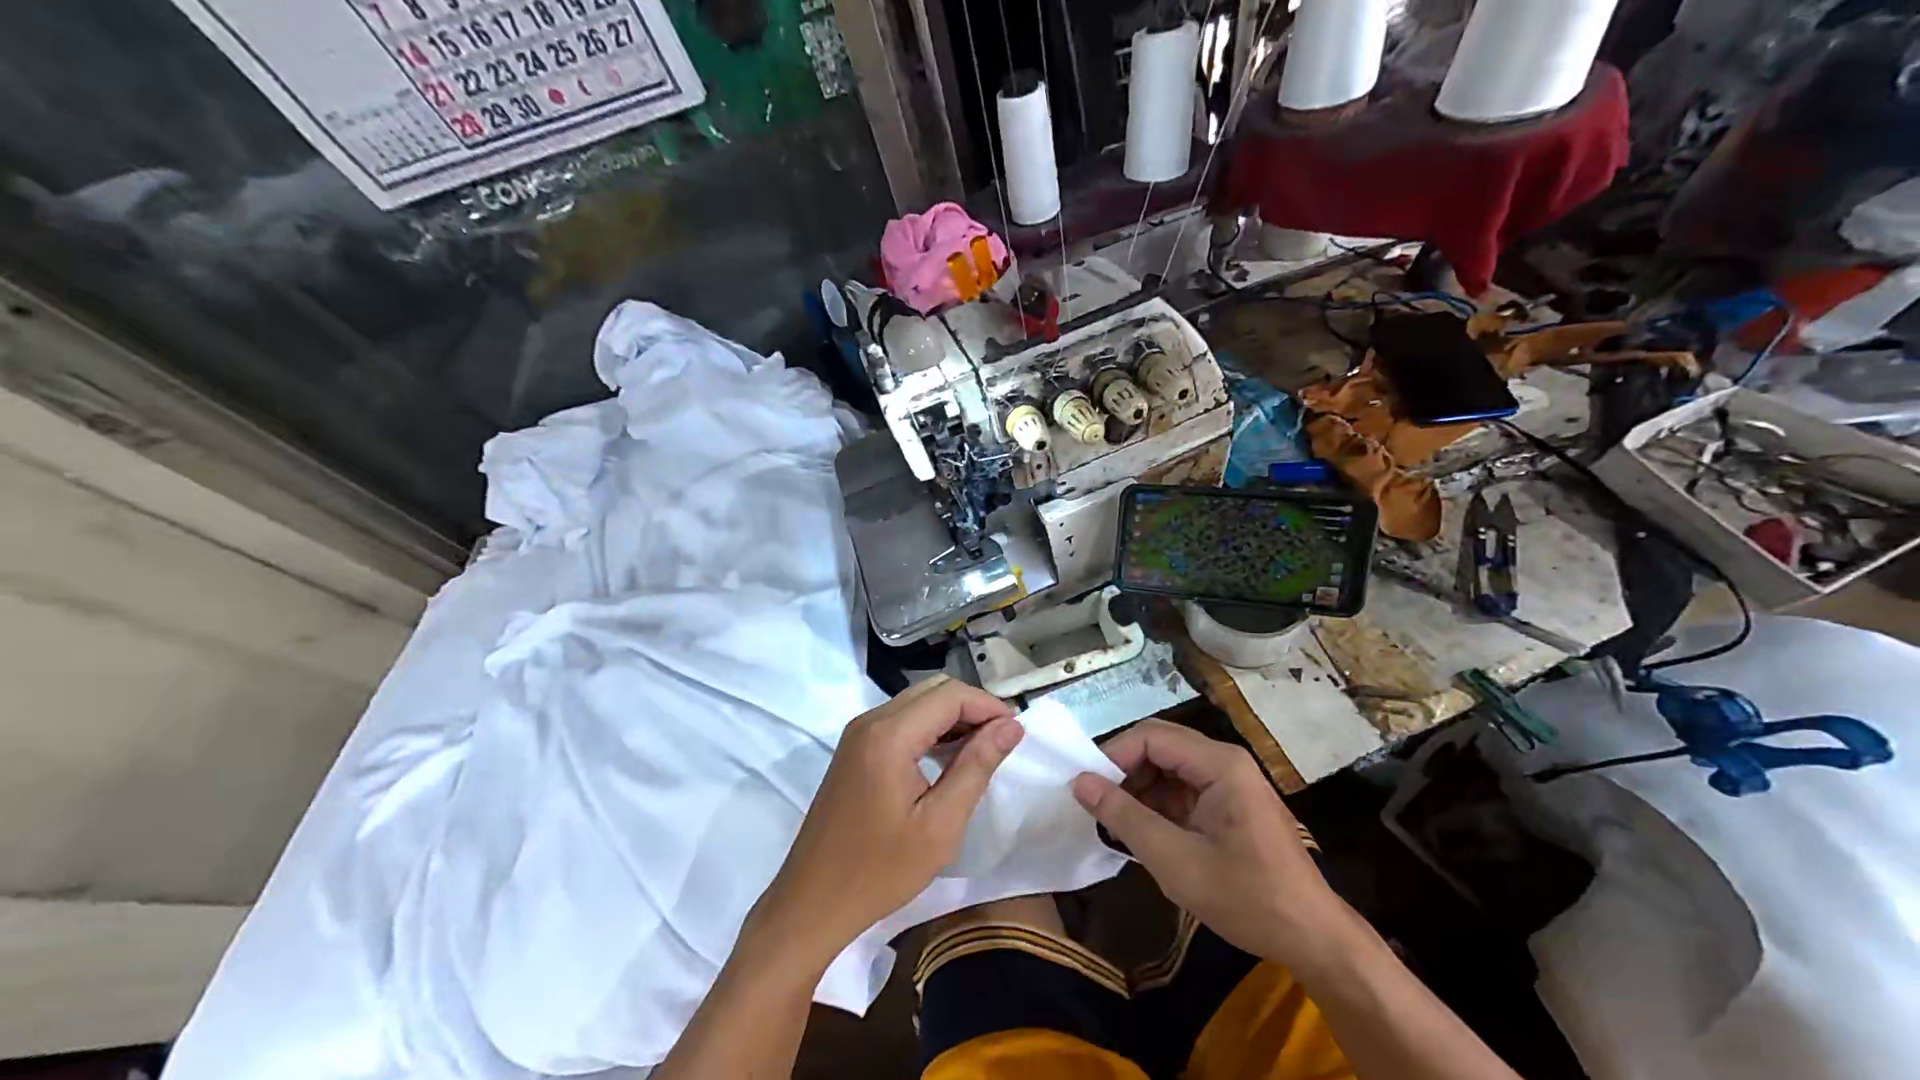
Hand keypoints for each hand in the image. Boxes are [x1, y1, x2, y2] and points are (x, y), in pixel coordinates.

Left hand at [748, 676, 1024, 966]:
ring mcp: (857, 734)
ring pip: (916, 702)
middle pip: (932, 690)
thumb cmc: (880, 871)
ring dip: (951, 717)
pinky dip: (929, 728)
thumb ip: (977, 767)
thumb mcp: (940, 825)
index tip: (1017, 732)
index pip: (949, 695)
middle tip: (1002, 742)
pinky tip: (948, 758)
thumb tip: (1011, 726)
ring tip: (982, 750)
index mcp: (889, 736)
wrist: (813, 902)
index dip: (988, 706)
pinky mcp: (853, 749)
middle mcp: (869, 722)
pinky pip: (900, 721)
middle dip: (972, 707)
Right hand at [1070, 720, 1347, 966]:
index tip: (1086, 788)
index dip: (1113, 755)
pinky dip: (1157, 806)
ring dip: (1138, 790)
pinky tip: (1142, 835)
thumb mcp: (1175, 860)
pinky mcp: (1228, 803)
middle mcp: (1225, 761)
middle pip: (1159, 746)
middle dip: (1124, 772)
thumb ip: (1124, 817)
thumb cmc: (1247, 898)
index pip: (1150, 736)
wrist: (1313, 937)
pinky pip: (1181, 789)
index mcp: (1219, 764)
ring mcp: (1229, 782)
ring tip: (1115, 824)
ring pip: (1167, 768)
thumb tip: (1079, 782)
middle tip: (1096, 805)